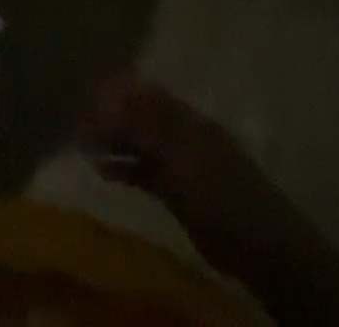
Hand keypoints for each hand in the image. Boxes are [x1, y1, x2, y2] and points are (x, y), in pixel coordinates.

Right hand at [83, 71, 310, 255]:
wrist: (263, 251)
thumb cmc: (221, 196)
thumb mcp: (181, 155)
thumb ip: (144, 122)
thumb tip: (109, 87)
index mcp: (188, 121)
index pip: (147, 93)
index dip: (117, 88)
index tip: (84, 89)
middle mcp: (183, 137)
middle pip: (140, 118)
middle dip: (108, 117)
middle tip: (75, 122)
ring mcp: (181, 165)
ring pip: (139, 145)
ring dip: (112, 143)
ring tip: (81, 147)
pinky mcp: (177, 192)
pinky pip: (143, 172)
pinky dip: (123, 169)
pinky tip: (102, 173)